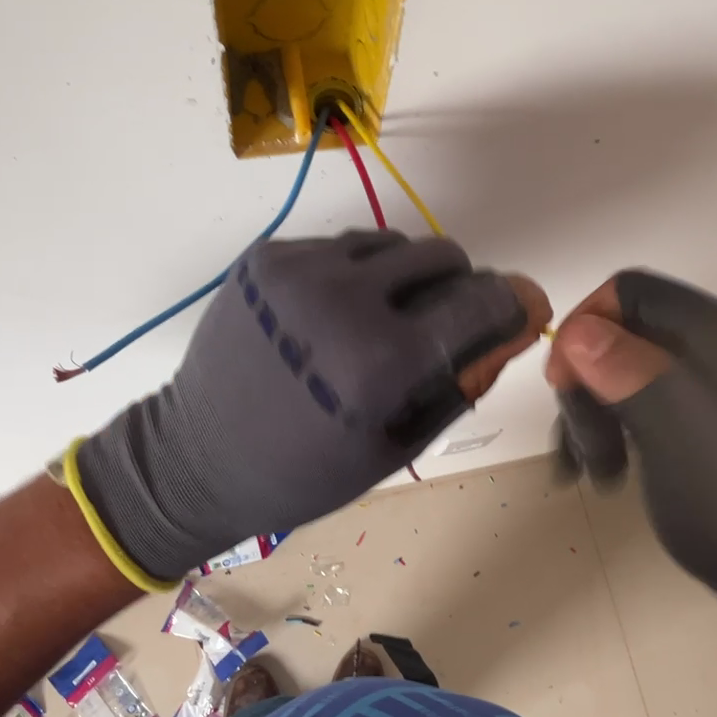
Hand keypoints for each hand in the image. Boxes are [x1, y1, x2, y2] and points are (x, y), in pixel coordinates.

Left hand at [74, 231, 550, 583]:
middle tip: (439, 323)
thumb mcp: (396, 442)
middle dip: (457, 286)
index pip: (482, 300)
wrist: (198, 457)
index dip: (510, 303)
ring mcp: (300, 269)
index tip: (514, 310)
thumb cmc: (305, 473)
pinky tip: (333, 314)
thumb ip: (463, 378)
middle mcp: (345, 298)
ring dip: (404, 276)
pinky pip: (341, 246)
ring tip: (380, 319)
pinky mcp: (267, 256)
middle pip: (442, 255)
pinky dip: (354, 273)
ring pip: (392, 243)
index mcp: (383, 359)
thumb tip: (518, 323)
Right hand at [547, 271, 716, 688]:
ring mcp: (714, 374)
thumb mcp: (676, 436)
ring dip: (593, 412)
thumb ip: (630, 373)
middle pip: (621, 330)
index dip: (584, 326)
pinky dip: (612, 425)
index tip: (562, 384)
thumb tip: (575, 329)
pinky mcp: (702, 406)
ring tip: (592, 468)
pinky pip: (637, 394)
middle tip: (580, 445)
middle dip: (587, 383)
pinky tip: (605, 467)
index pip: (631, 291)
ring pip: (621, 366)